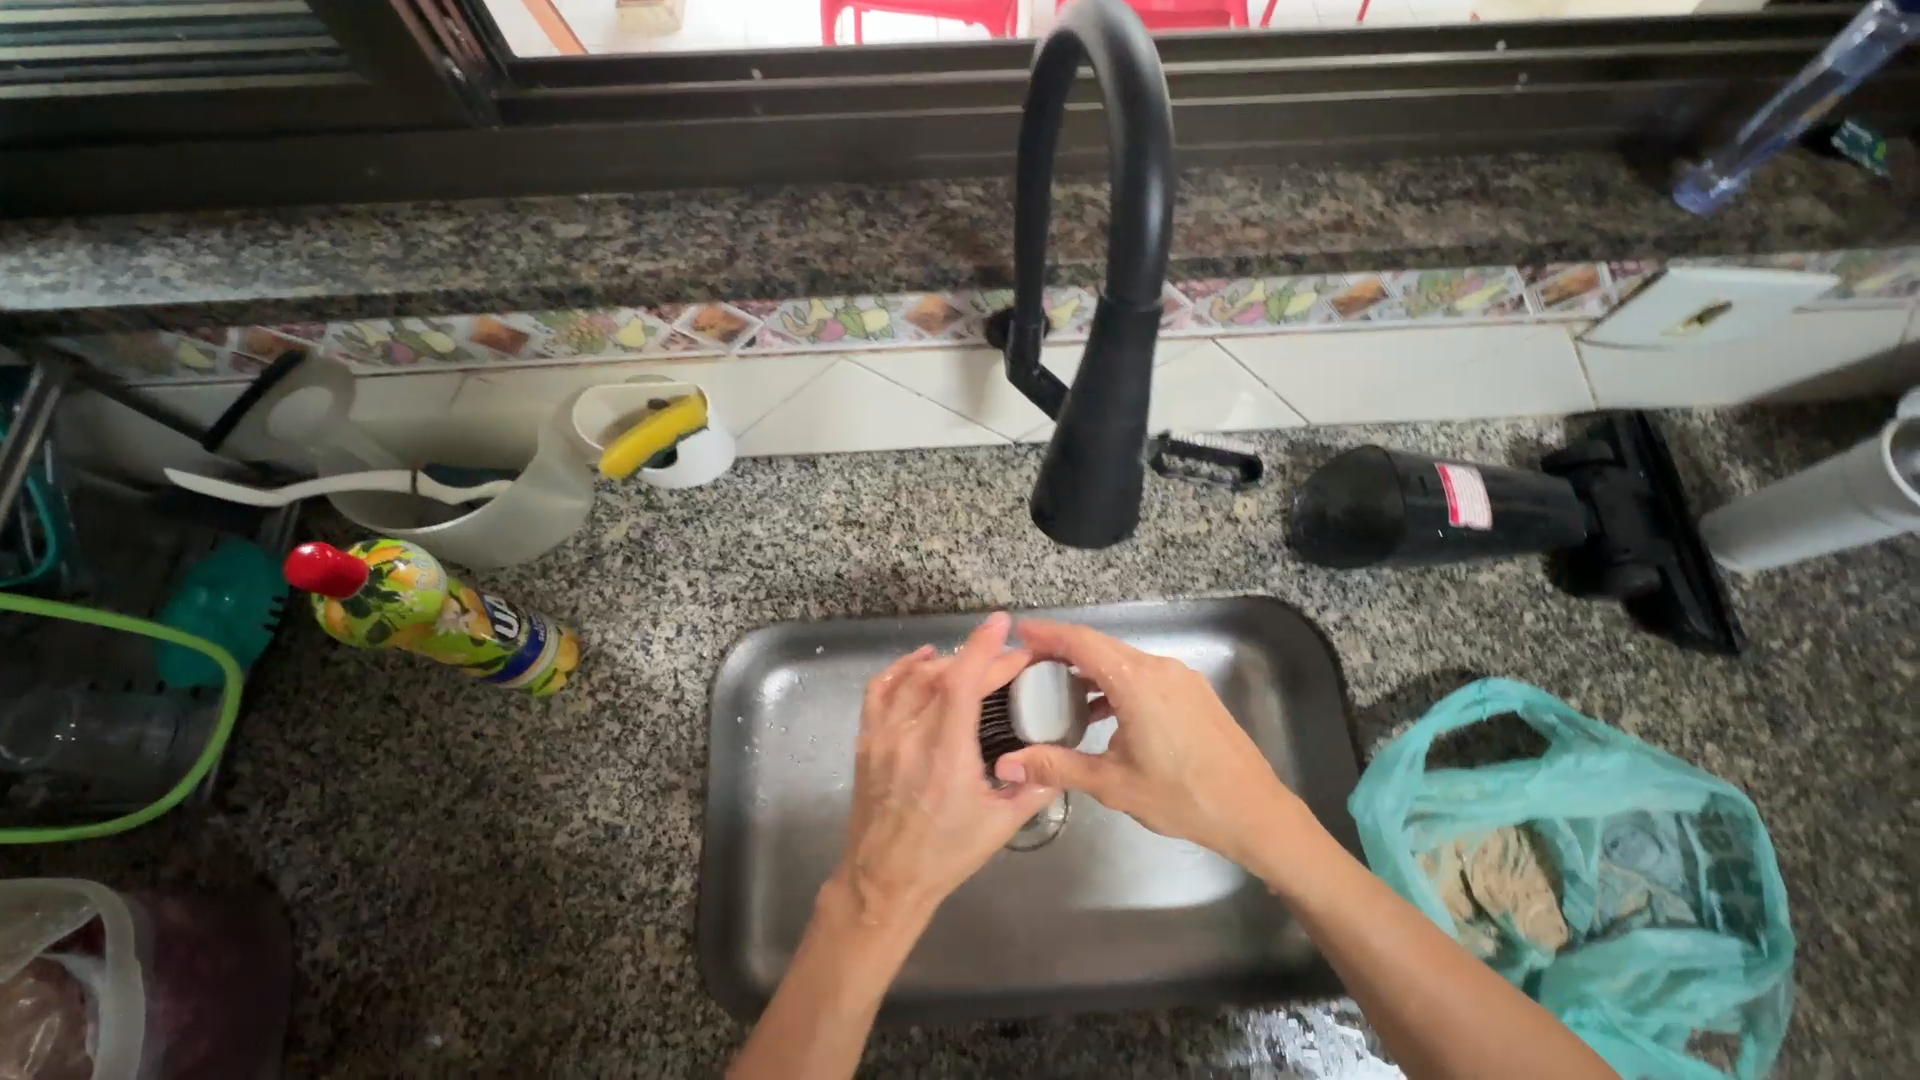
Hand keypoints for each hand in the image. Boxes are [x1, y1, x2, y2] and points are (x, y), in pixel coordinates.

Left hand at [830, 612, 1058, 927]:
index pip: (962, 682)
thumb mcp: (1000, 825)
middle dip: (979, 658)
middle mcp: (909, 735)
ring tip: (973, 663)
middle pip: (942, 674)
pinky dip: (902, 669)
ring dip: (946, 662)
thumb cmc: (945, 855)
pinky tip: (922, 662)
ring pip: (912, 678)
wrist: (883, 880)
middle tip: (1009, 661)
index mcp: (944, 753)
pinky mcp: (866, 742)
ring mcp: (882, 736)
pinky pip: (879, 690)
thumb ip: (1034, 786)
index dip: (984, 648)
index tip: (1003, 625)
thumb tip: (1059, 760)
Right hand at [993, 619, 1302, 868]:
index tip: (1019, 632)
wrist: (1254, 812)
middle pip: (1101, 646)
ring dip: (1090, 668)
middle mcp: (1160, 669)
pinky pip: (1144, 675)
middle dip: (1062, 650)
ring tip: (1056, 687)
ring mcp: (1181, 679)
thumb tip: (1008, 763)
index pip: (1082, 643)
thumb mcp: (1113, 784)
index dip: (1047, 633)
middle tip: (1027, 661)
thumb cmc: (1183, 797)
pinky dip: (1115, 682)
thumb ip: (1057, 767)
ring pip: (1124, 660)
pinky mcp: (1194, 693)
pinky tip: (1100, 710)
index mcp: (1137, 682)